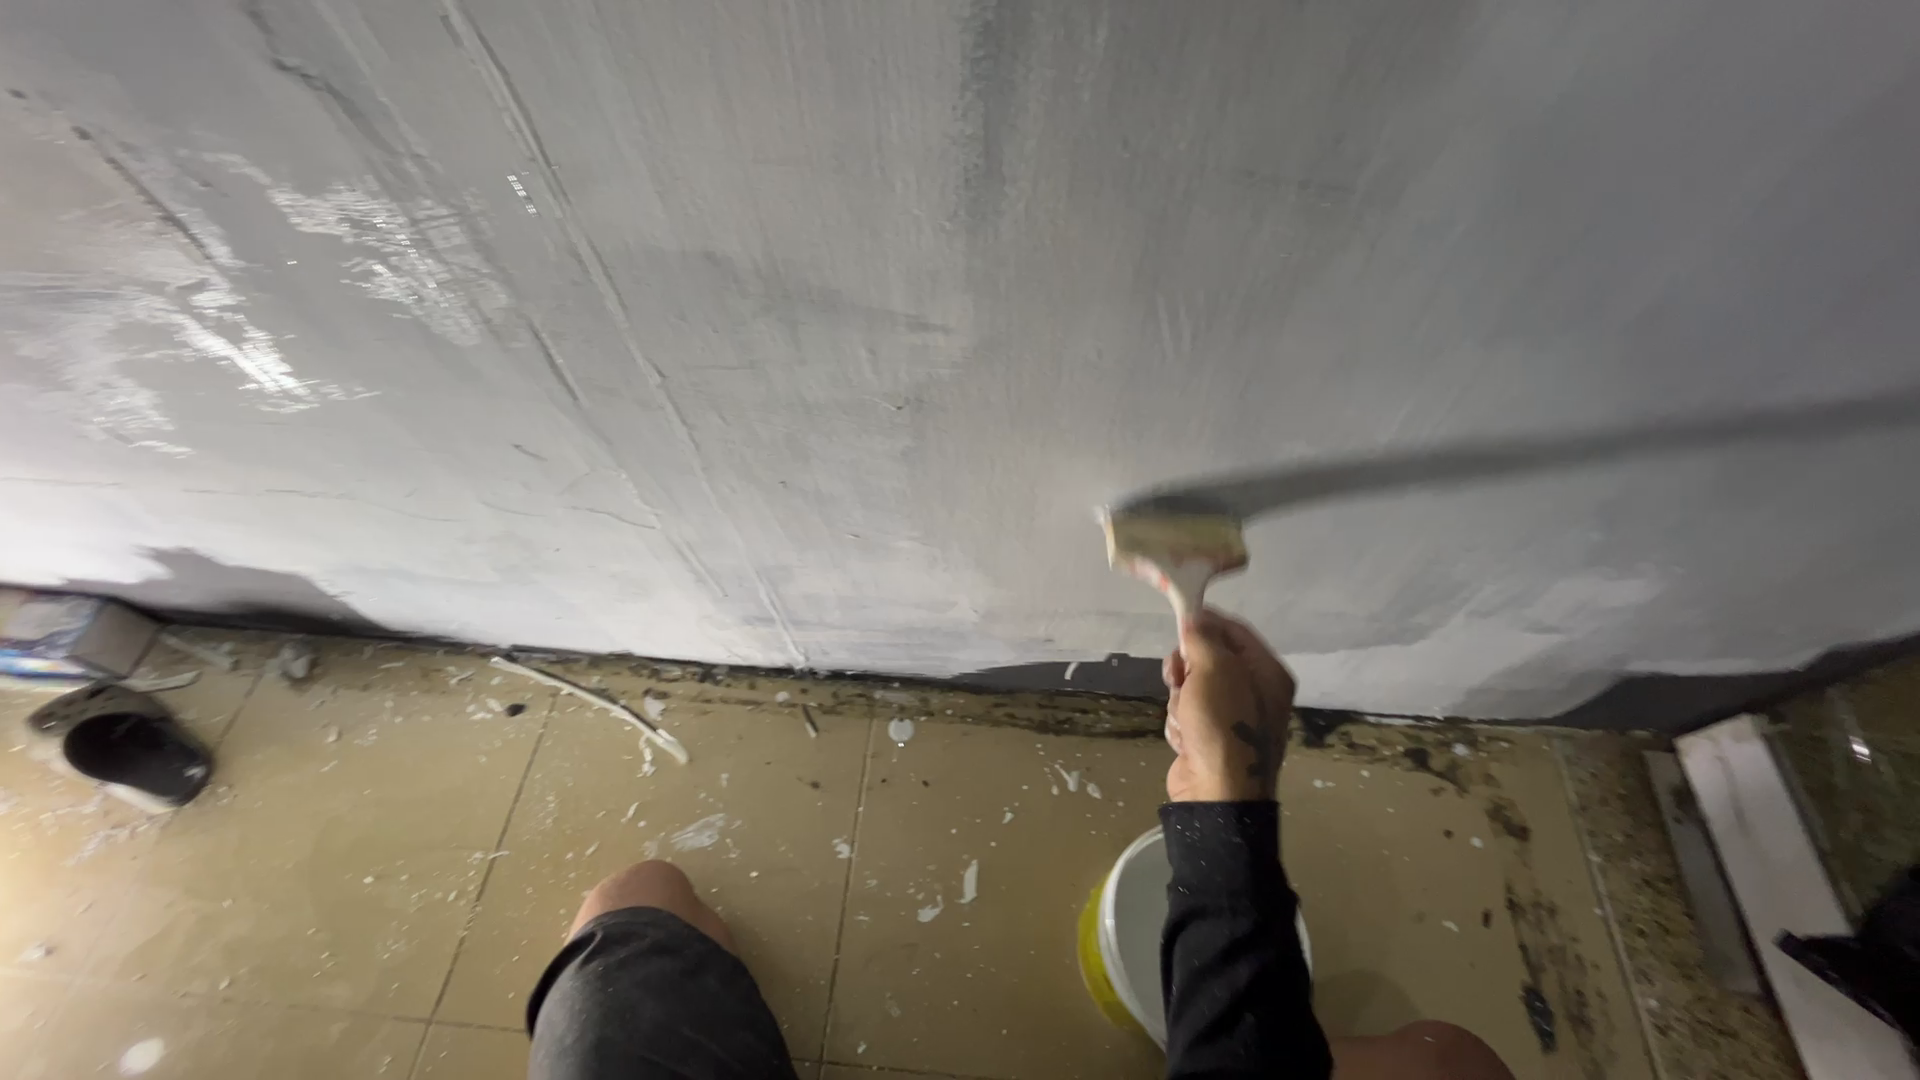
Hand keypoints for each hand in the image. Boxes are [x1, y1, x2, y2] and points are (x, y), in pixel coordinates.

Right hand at [1164, 609, 1295, 802]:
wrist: (1217, 792)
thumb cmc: (1223, 724)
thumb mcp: (1214, 669)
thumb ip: (1203, 637)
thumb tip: (1195, 617)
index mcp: (1267, 672)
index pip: (1235, 630)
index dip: (1206, 622)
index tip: (1179, 622)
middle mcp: (1254, 691)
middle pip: (1208, 658)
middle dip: (1187, 669)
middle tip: (1180, 678)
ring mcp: (1232, 716)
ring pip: (1191, 685)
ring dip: (1180, 699)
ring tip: (1186, 717)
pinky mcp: (1210, 735)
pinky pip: (1186, 712)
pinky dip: (1180, 721)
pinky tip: (1186, 737)